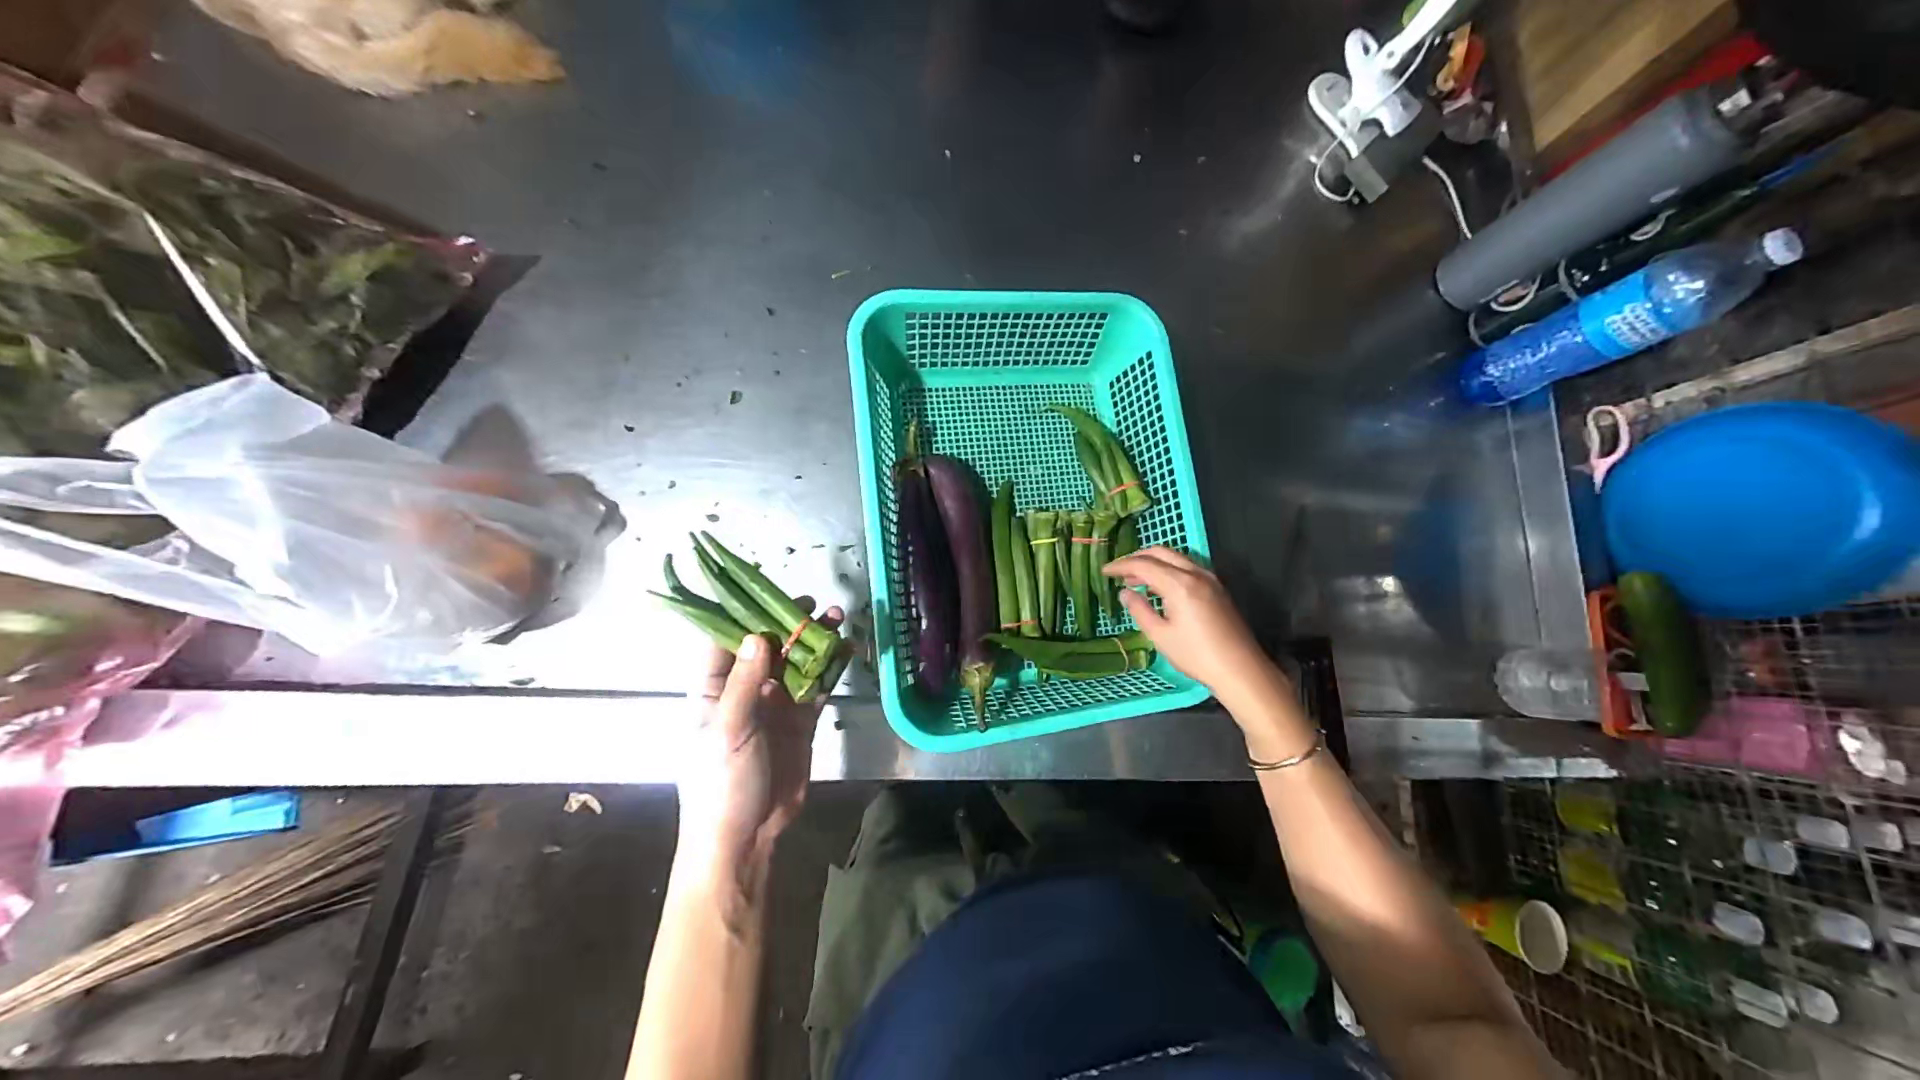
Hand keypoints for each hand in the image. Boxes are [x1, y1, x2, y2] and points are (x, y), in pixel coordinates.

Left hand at [677, 606, 841, 882]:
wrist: (747, 836)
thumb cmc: (722, 783)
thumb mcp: (727, 730)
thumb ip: (742, 683)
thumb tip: (755, 636)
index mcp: (715, 690)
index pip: (726, 642)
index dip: (746, 616)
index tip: (769, 590)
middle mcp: (745, 690)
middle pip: (768, 648)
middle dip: (788, 624)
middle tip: (813, 604)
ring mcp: (775, 706)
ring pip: (796, 664)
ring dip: (814, 642)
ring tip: (835, 617)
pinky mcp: (801, 722)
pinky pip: (817, 688)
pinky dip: (830, 670)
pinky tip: (846, 650)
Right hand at [1103, 548, 1297, 730]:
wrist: (1240, 669)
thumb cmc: (1196, 655)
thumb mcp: (1160, 635)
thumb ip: (1140, 610)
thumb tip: (1124, 592)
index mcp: (1179, 584)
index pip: (1143, 564)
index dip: (1121, 565)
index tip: (1104, 571)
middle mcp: (1195, 573)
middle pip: (1161, 552)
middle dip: (1137, 558)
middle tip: (1119, 571)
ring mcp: (1209, 579)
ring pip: (1175, 558)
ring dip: (1154, 563)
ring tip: (1136, 580)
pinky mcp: (1217, 588)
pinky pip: (1187, 568)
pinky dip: (1169, 570)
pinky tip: (1160, 588)